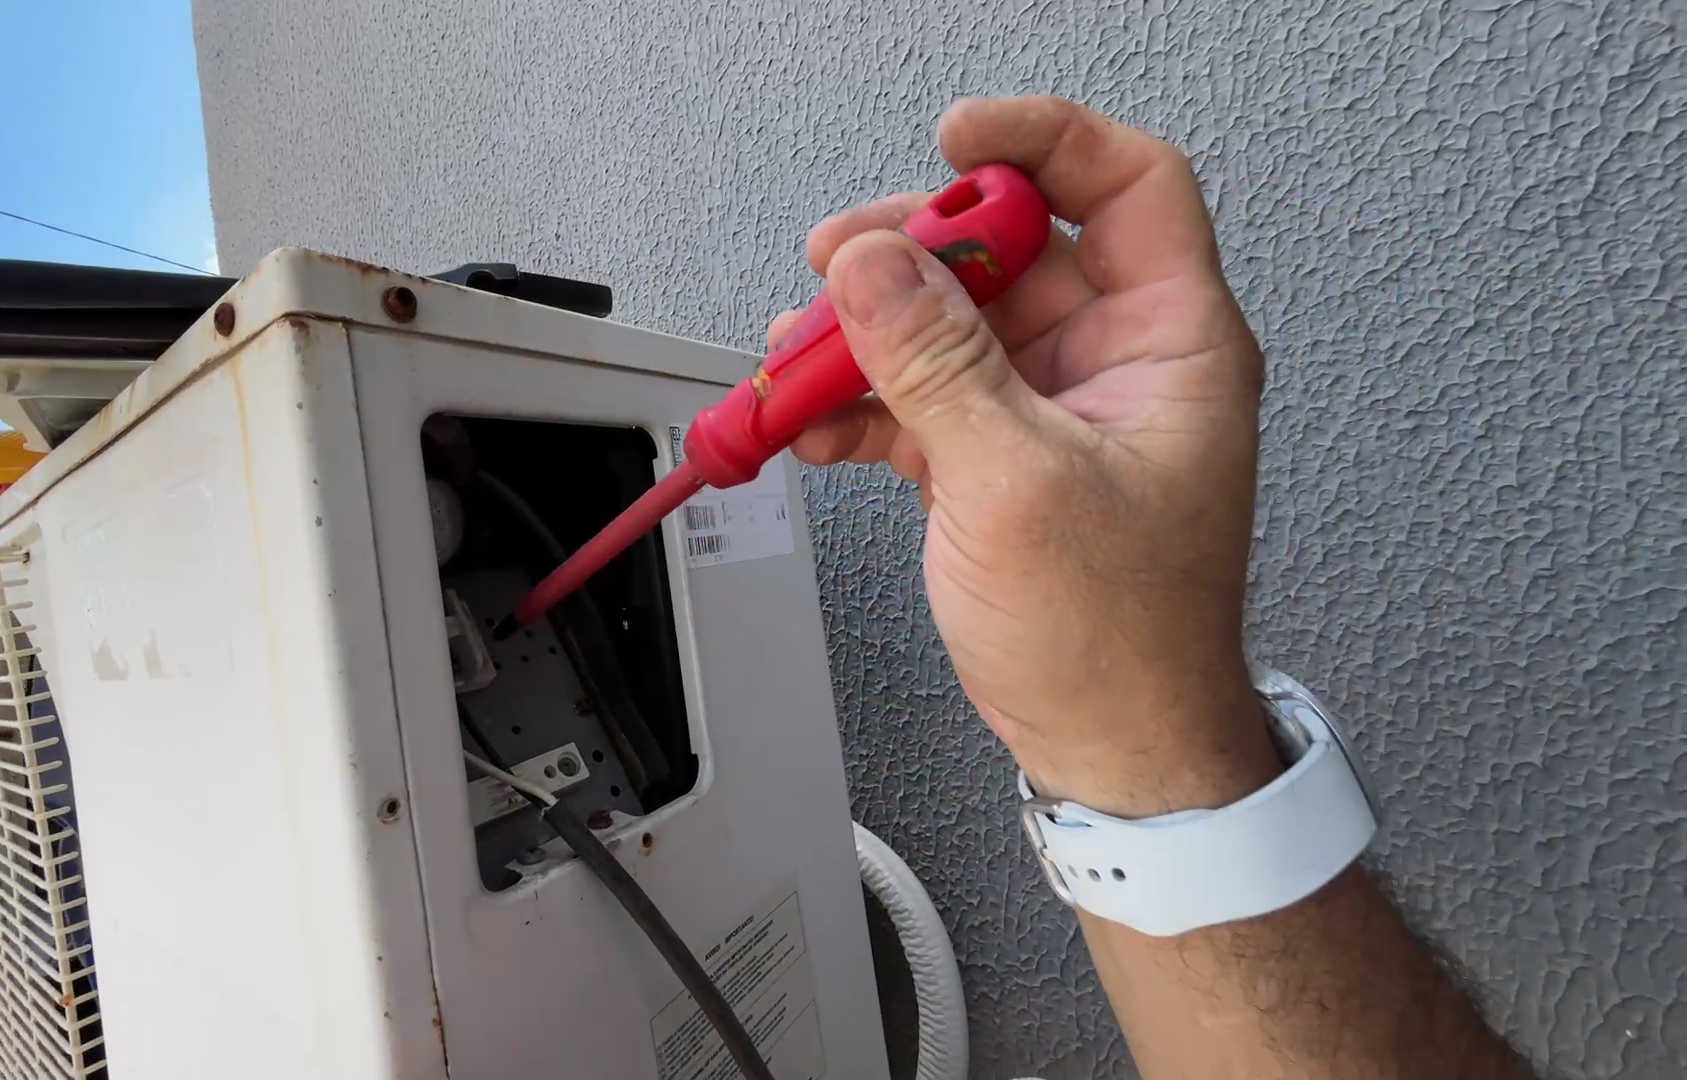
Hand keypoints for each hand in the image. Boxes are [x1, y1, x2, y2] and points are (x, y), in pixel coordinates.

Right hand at [780, 97, 1280, 815]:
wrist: (1099, 732)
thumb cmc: (1111, 634)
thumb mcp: (1017, 484)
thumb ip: (939, 367)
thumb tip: (875, 271)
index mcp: (1161, 345)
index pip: (1121, 186)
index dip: (1036, 144)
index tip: (950, 137)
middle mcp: (1100, 365)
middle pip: (996, 258)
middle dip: (906, 258)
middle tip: (834, 273)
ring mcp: (1034, 411)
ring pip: (937, 332)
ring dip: (860, 342)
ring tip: (794, 365)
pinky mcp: (984, 455)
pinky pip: (910, 401)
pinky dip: (855, 408)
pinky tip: (811, 425)